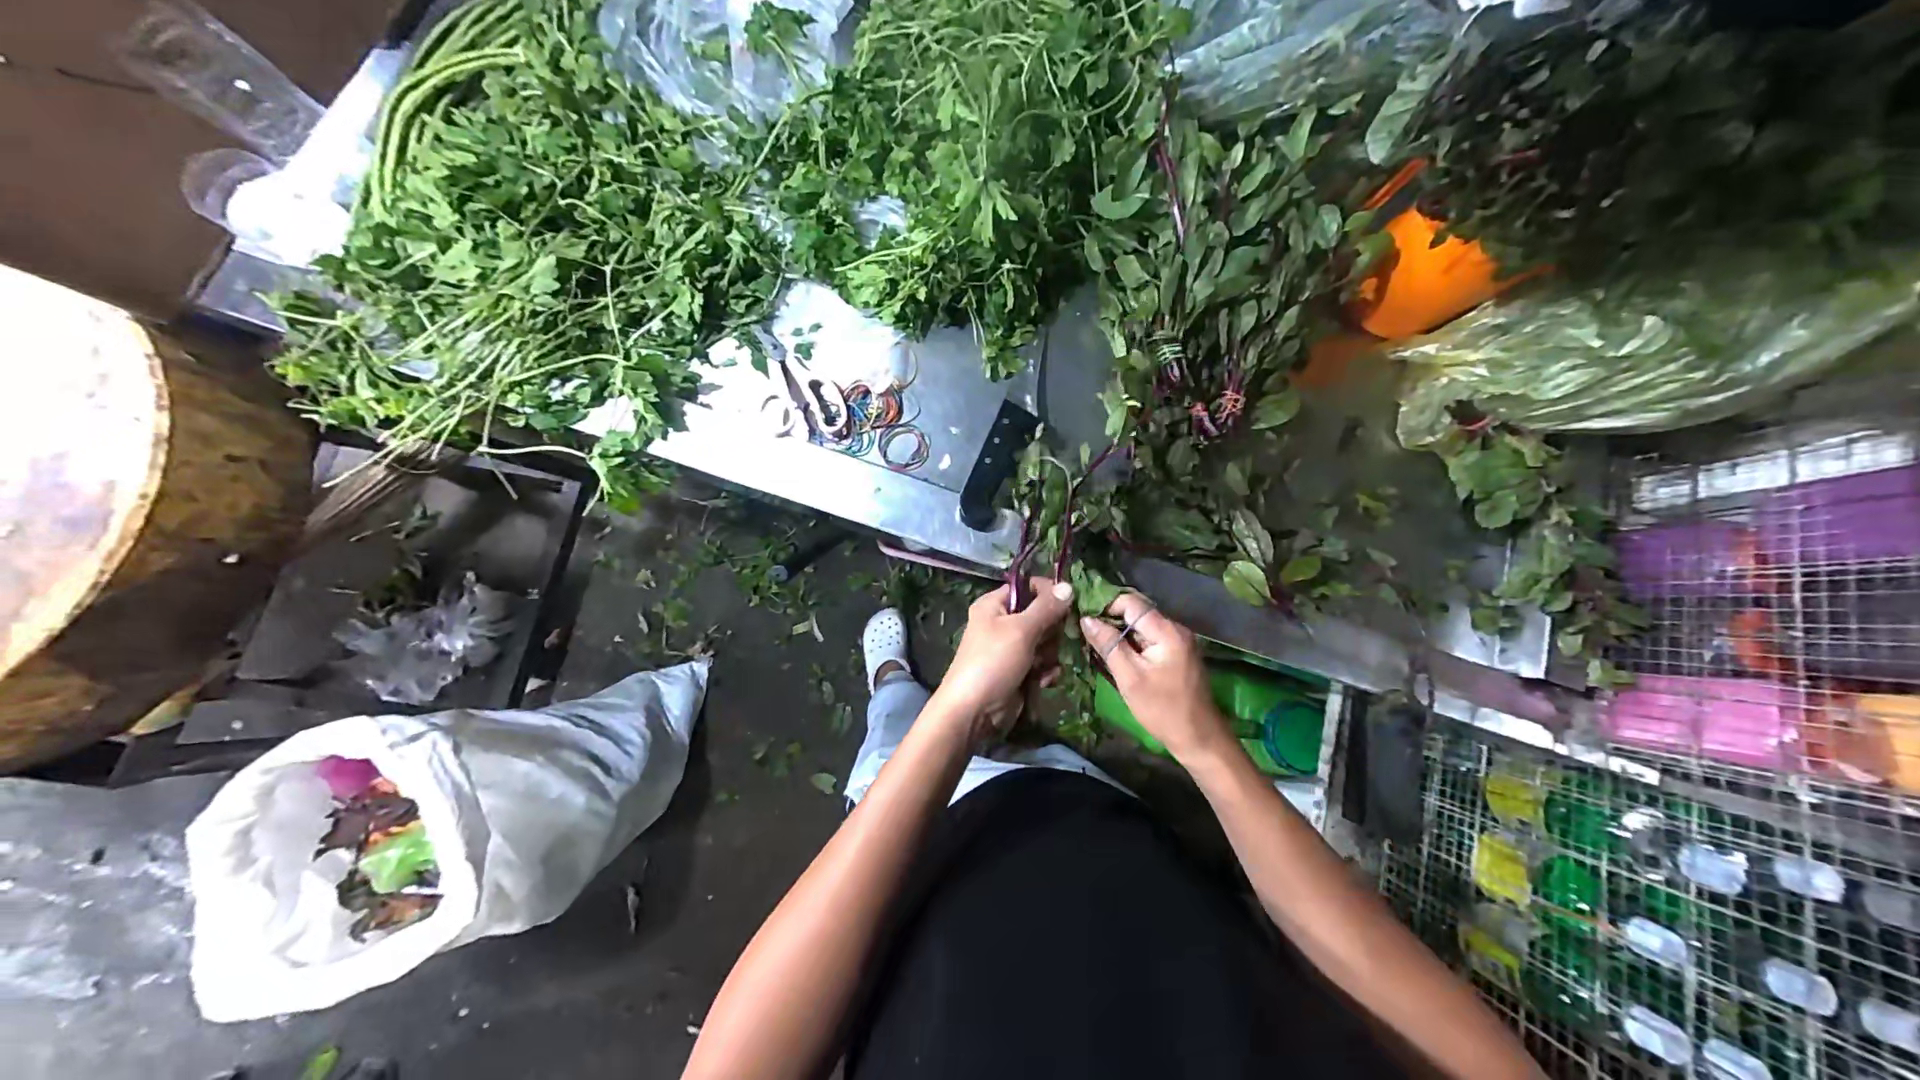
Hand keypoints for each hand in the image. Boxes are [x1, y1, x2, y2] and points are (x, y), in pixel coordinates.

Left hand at [935, 577, 1073, 741]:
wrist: (975, 712)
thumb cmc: (993, 662)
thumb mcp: (1020, 630)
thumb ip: (1046, 608)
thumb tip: (1068, 586)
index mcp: (994, 605)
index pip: (1028, 587)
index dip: (1048, 593)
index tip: (1067, 603)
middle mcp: (1002, 623)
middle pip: (1042, 616)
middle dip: (1050, 632)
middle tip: (1047, 642)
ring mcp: (1011, 648)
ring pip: (1046, 641)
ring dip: (1049, 655)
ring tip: (1040, 666)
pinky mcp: (1020, 670)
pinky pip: (1043, 663)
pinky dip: (1045, 671)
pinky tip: (1042, 682)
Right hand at [1080, 592, 1234, 764]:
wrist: (1199, 737)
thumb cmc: (1162, 709)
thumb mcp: (1129, 677)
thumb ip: (1108, 645)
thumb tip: (1086, 619)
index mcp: (1167, 631)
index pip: (1131, 602)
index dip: (1106, 607)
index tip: (1085, 621)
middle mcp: (1176, 629)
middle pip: (1137, 612)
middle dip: (1111, 621)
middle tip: (1087, 635)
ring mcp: (1179, 641)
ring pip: (1142, 626)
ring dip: (1121, 634)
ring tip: (1098, 647)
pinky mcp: (1178, 653)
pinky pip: (1150, 639)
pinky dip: (1133, 644)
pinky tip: (1119, 658)